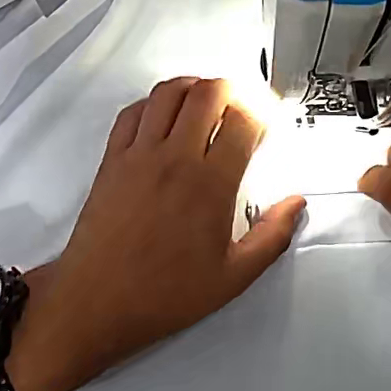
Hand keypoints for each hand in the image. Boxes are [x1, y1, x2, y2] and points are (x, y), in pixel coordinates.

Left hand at [7, 77, 306, 390]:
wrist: (95, 304)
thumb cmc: (162, 294)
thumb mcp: (232, 277)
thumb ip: (271, 236)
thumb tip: (294, 205)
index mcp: (210, 185)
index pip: (243, 121)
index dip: (263, 111)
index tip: (267, 120)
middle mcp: (175, 160)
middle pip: (209, 93)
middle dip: (234, 89)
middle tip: (243, 104)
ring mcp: (140, 155)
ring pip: (169, 92)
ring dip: (195, 86)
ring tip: (208, 100)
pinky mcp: (113, 159)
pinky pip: (133, 111)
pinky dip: (154, 102)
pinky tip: (164, 116)